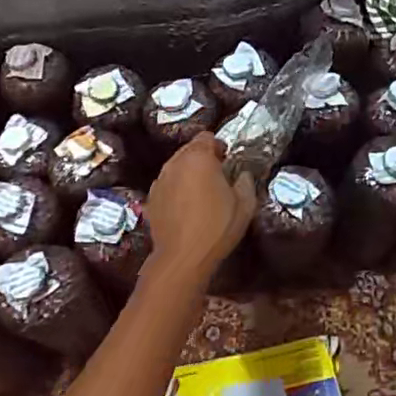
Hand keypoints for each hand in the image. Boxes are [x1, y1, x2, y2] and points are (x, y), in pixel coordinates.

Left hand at [143, 132, 255, 281]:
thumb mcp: (245, 204)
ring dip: (189, 174)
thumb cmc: (217, 227)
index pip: (207, 137)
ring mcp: (159, 181)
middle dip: (203, 159)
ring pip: (176, 167)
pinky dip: (177, 189)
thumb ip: (245, 182)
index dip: (218, 146)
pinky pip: (167, 185)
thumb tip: (242, 174)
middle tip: (217, 178)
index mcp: (199, 158)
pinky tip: (186, 207)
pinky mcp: (151, 198)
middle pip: (189, 150)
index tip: (227, 161)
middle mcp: (174, 163)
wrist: (182, 258)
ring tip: (201, 193)